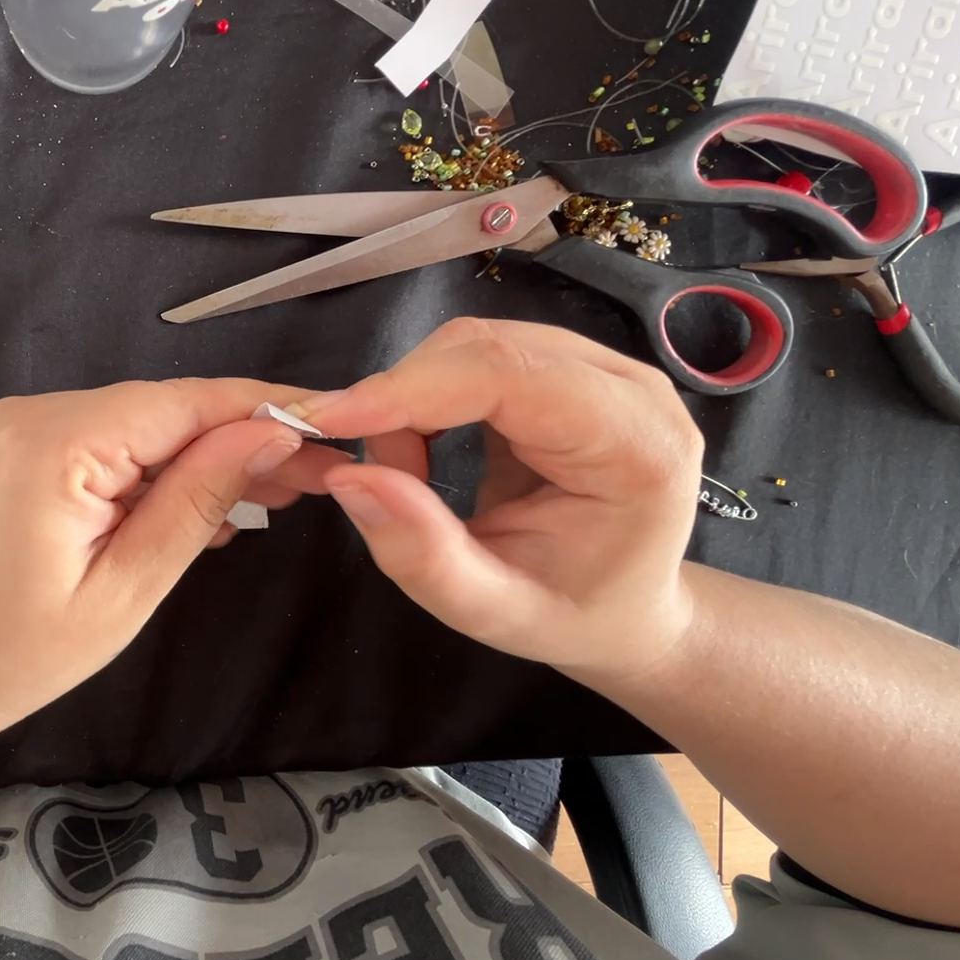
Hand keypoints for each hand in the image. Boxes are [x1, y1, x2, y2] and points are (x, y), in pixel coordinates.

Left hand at [0, 379, 338, 733]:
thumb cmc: (28, 651)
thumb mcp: (132, 584)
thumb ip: (200, 497)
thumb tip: (272, 432)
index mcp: (52, 446)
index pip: (179, 403)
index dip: (260, 406)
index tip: (327, 422)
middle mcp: (32, 413)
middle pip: (162, 408)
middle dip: (239, 438)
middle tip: (310, 477)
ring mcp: (23, 423)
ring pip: (141, 423)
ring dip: (202, 458)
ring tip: (269, 497)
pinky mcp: (26, 441)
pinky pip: (109, 440)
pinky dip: (156, 469)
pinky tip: (202, 505)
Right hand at [288, 318, 705, 681]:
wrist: (624, 605)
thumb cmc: (570, 613)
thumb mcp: (493, 613)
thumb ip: (424, 556)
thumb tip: (348, 476)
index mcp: (636, 447)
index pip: (506, 377)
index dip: (406, 390)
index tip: (323, 421)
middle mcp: (627, 388)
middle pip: (478, 349)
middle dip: (400, 403)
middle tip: (379, 478)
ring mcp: (597, 367)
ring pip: (464, 345)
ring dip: (408, 402)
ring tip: (409, 474)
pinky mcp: (561, 366)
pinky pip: (466, 355)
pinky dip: (421, 396)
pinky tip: (426, 447)